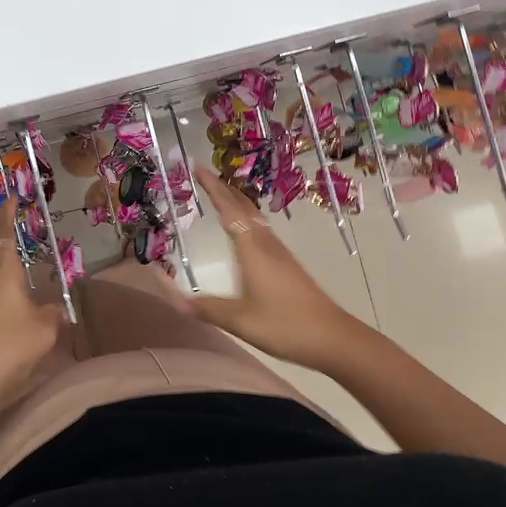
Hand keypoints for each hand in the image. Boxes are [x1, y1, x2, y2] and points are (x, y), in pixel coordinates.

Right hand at [186, 166, 363, 369]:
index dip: (213, 189)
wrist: (333, 339)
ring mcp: (280, 254)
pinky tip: (245, 231)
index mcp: (253, 250)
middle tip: (205, 175)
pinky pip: (261, 230)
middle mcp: (267, 245)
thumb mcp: (239, 321)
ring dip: (237, 203)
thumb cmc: (285, 325)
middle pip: (244, 208)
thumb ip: (205, 309)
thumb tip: (172, 299)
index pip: (229, 211)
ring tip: (221, 196)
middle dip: (224, 189)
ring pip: (255, 218)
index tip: (197, 168)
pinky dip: (247, 220)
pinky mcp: (287, 265)